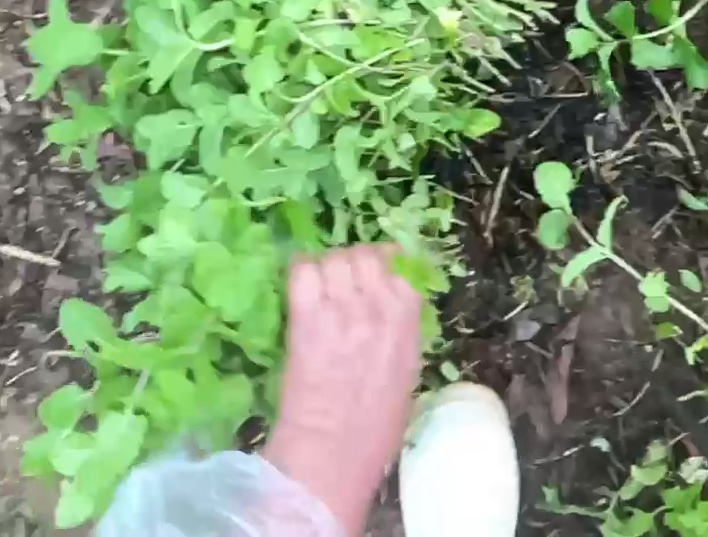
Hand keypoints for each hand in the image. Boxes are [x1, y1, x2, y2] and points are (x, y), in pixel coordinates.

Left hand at [262, 245, 423, 536]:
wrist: (333, 453)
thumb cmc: (375, 426)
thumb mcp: (407, 369)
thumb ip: (401, 327)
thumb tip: (389, 304)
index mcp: (407, 317)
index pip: (399, 263)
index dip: (384, 262)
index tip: (376, 268)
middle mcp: (376, 303)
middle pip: (362, 255)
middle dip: (353, 261)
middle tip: (343, 278)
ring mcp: (340, 307)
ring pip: (333, 258)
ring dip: (327, 266)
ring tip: (320, 283)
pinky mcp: (306, 316)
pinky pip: (302, 271)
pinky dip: (300, 269)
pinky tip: (300, 283)